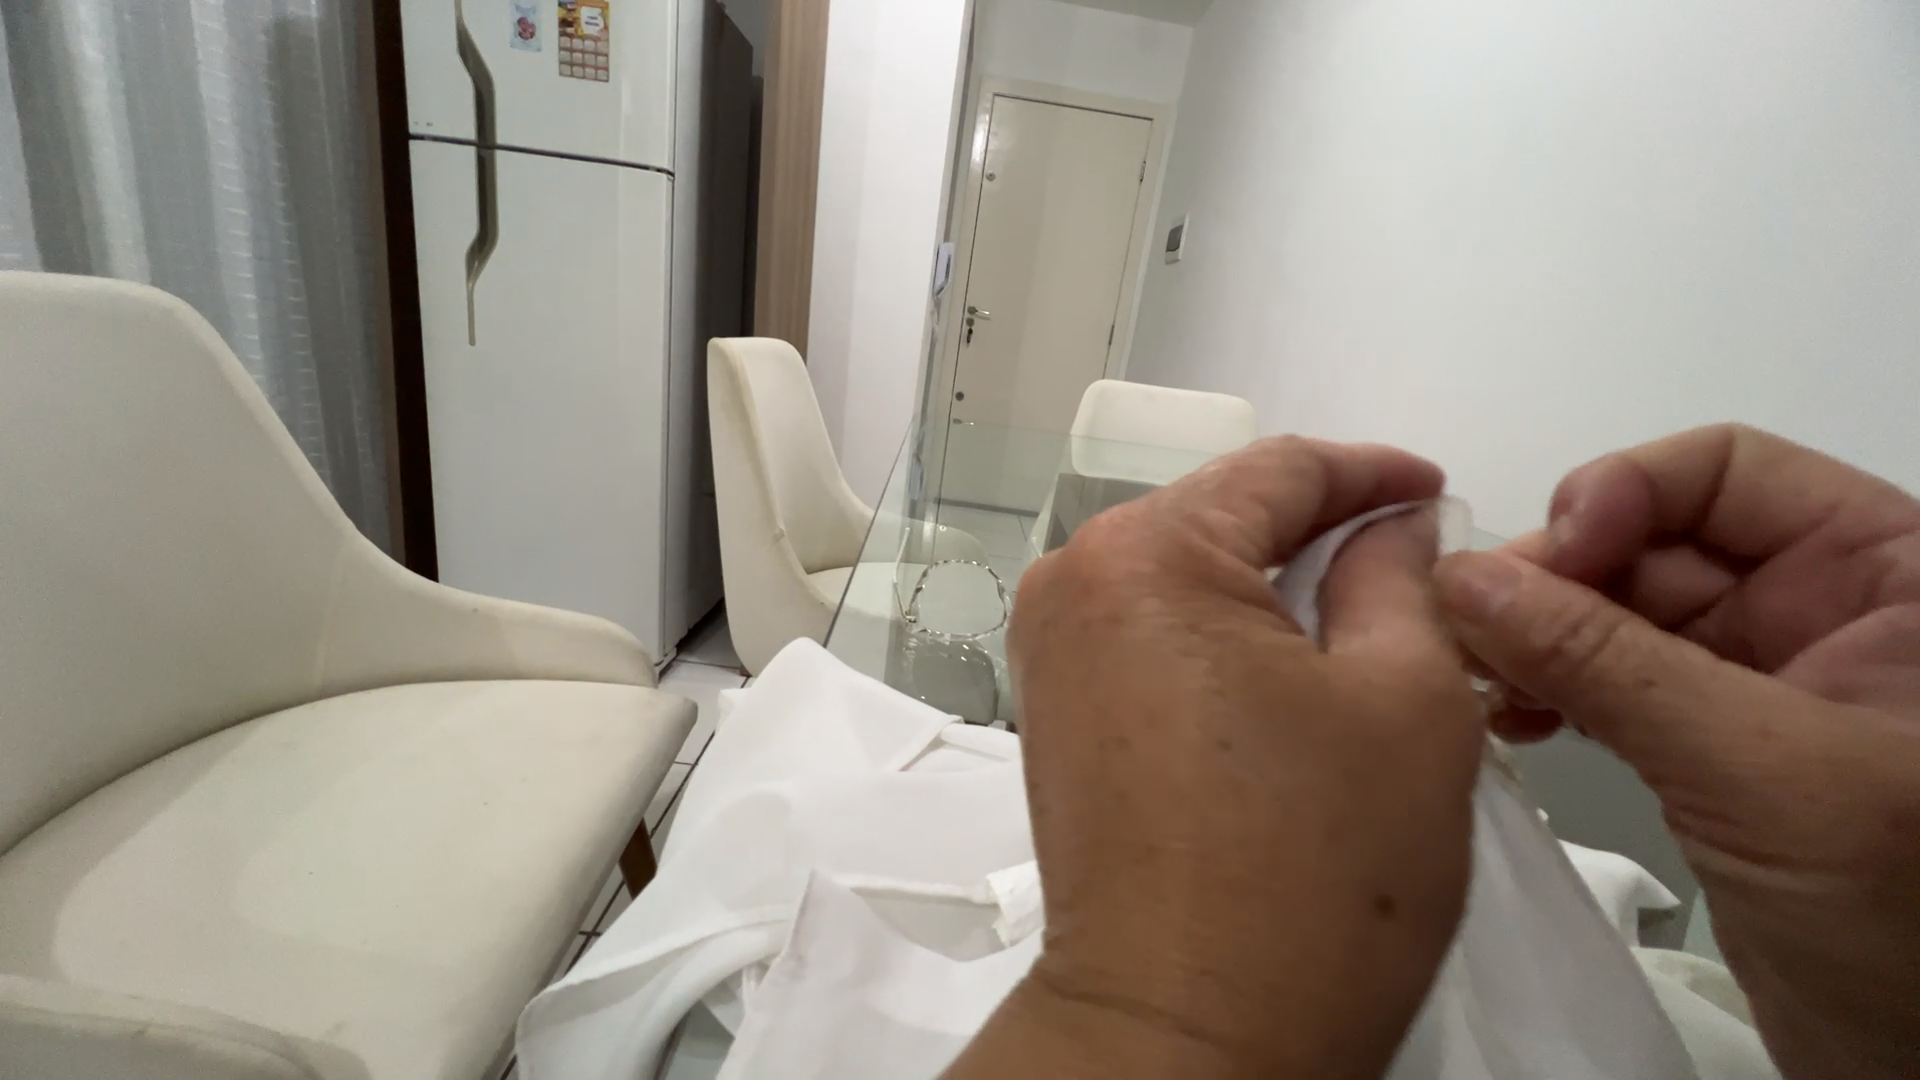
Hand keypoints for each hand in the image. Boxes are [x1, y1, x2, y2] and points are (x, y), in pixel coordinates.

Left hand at [945, 438, 1484, 1079]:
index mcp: (1145, 552)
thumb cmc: (1308, 872)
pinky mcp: (1050, 695)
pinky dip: (1212, 625)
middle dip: (1313, 526)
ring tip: (1353, 602)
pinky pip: (1143, 625)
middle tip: (1404, 550)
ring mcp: (1049, 638)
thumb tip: (1392, 524)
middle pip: (1215, 514)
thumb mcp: (1403, 700)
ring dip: (1263, 580)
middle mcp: (1073, 577)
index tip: (1427, 488)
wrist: (1178, 1020)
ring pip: (1178, 570)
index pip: (1273, 469)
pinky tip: (1273, 653)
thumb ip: (1398, 578)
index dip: (1366, 471)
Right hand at [1433, 425, 1919, 1079]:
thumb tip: (1458, 577)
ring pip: (1599, 608)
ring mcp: (1747, 675)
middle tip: (1470, 638)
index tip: (1544, 568)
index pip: (1719, 472)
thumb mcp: (1761, 770)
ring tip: (1478, 686)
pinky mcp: (1694, 734)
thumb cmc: (1917, 924)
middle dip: (1546, 582)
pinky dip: (1535, 686)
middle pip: (1638, 539)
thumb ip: (1602, 661)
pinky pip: (1589, 673)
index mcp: (1892, 575)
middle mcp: (1817, 609)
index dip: (1618, 496)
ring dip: (1524, 637)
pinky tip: (1507, 720)